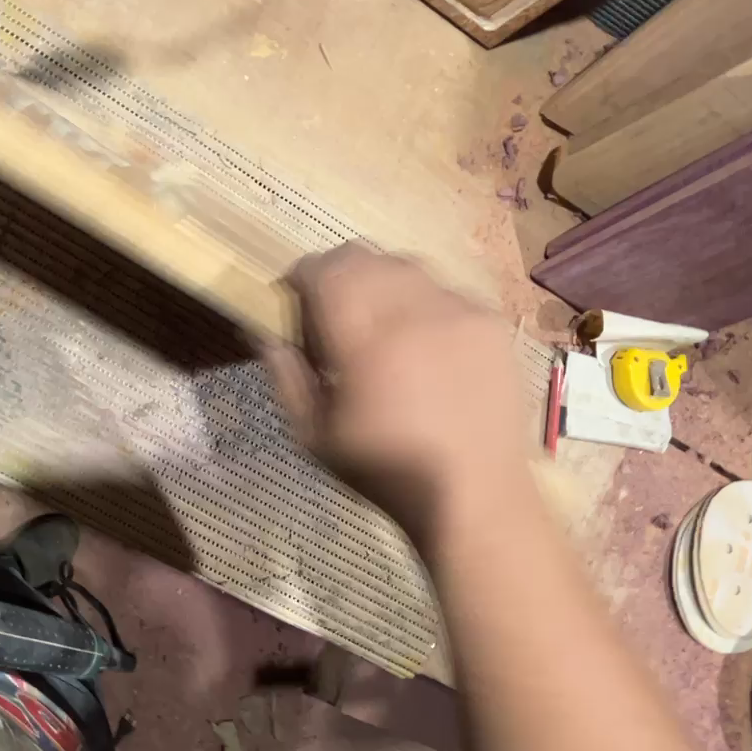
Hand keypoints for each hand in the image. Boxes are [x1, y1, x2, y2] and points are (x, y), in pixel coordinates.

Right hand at [263, 243, 535, 532]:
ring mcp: (460, 311)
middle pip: (362, 255)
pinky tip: (421, 343)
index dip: (301, 277)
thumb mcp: (312, 432)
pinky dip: (420, 301)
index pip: (324, 269)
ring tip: (378, 327)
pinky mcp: (491, 321)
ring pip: (405, 265)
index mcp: (365, 340)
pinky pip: (443, 288)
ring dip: (379, 283)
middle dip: (337, 275)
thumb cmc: (382, 469)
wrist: (474, 495)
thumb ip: (284, 373)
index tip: (295, 302)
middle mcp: (415, 311)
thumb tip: (260, 329)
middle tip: (331, 315)